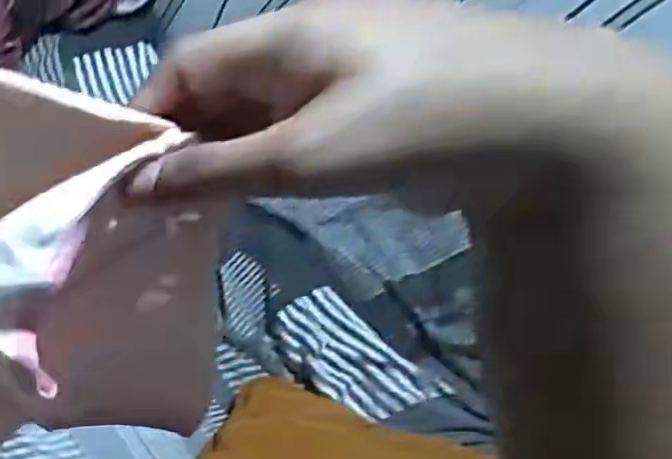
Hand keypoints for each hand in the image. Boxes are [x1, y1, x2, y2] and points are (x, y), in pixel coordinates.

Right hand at [126, 0, 671, 207]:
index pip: (182, 65)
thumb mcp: (296, 157)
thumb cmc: (414, 126)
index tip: (122, 180)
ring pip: (234, 114)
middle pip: (205, 88)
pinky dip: (237, 164)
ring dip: (201, 159)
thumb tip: (134, 186)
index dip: (143, 118)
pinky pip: (267, 130)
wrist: (548, 124)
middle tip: (147, 206)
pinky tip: (229, 198)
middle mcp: (298, 44)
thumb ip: (207, 171)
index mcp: (284, 34)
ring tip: (181, 211)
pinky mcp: (345, 105)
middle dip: (168, 145)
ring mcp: (325, 74)